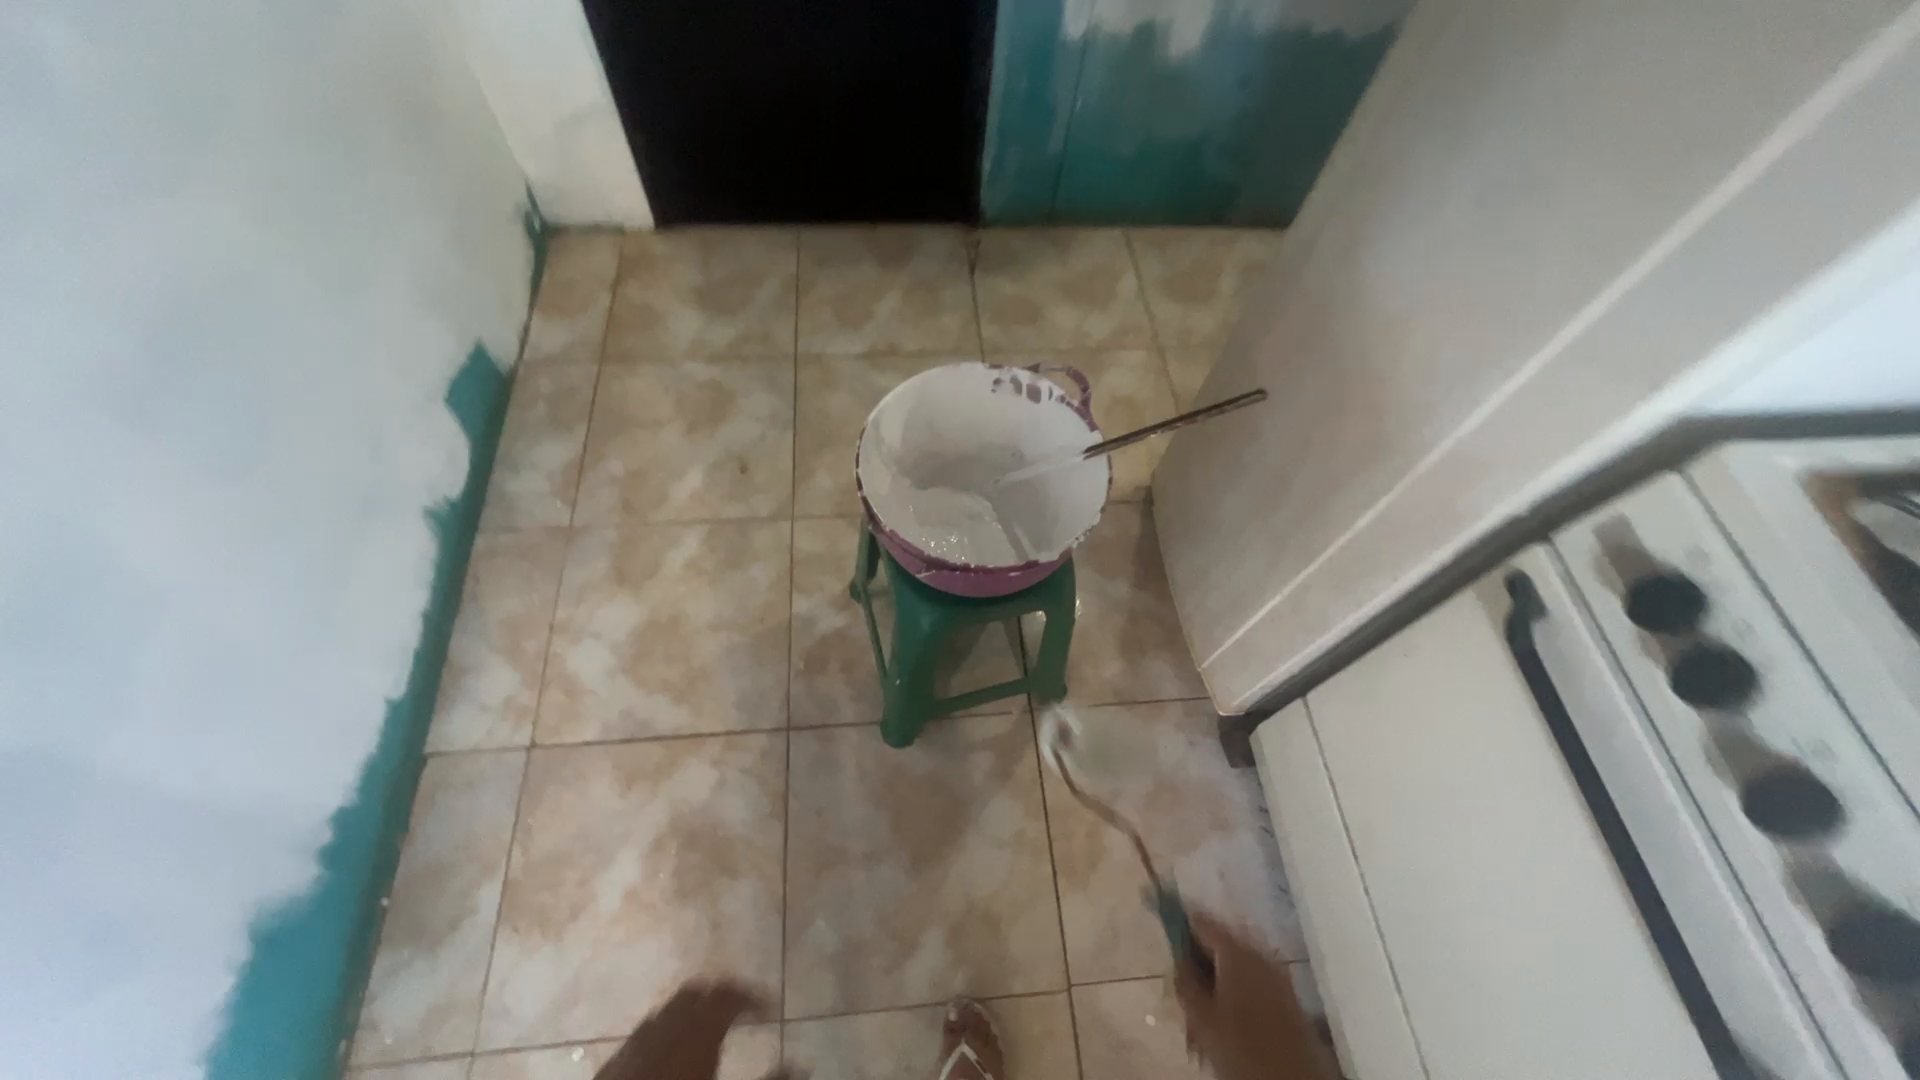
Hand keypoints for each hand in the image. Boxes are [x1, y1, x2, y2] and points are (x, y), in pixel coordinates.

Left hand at [593, 981, 795, 1079]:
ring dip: (690, 1014)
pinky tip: (668, 1061)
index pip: (729, 993)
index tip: (772, 1007)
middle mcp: (662, 1029)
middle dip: (720, 995)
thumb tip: (804, 1064)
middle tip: (742, 1012)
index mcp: (694, 1034)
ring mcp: (631, 1048)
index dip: (753, 995)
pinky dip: (663, 1035)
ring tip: (709, 1035)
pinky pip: (642, 1036)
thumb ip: (770, 1079)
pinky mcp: (610, 1069)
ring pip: (665, 1012)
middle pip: (694, 992)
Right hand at [1174, 913, 1337, 1079]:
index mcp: (1235, 951)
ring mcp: (1276, 973)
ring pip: (1236, 965)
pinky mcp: (1287, 995)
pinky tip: (1225, 1015)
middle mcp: (1259, 953)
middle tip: (1184, 982)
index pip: (1202, 921)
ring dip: (1216, 979)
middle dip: (1199, 959)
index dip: (1180, 920)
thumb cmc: (1240, 1045)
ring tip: (1203, 1009)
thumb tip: (1178, 956)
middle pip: (1220, 944)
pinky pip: (1252, 981)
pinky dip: (1235, 990)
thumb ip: (1184, 979)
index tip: (1164, 924)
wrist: (1291, 1077)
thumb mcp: (1200, 1015)